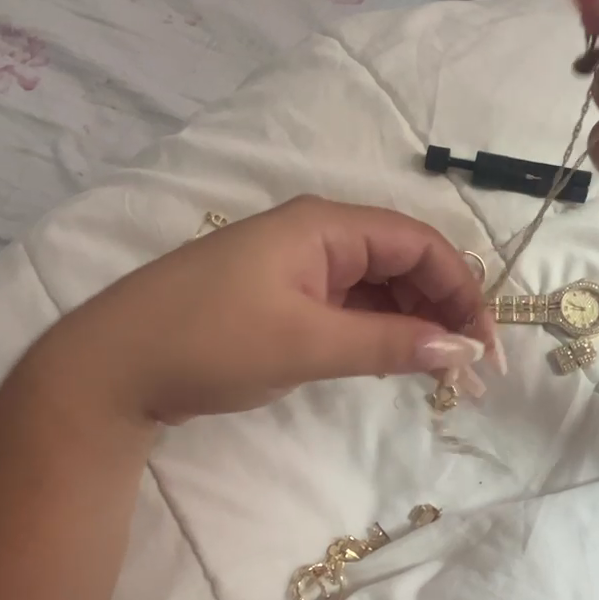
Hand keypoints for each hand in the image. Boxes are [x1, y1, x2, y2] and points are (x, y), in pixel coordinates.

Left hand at [39, 196, 493, 424]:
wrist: (113, 367)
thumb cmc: (209, 341)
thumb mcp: (306, 344)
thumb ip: (388, 344)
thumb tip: (461, 349)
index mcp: (323, 226)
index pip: (418, 243)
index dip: (462, 289)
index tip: (485, 346)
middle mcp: (315, 237)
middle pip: (401, 262)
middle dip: (442, 308)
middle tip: (469, 368)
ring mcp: (295, 270)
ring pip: (376, 288)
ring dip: (412, 324)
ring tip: (441, 372)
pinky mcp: (280, 301)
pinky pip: (347, 308)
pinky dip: (376, 333)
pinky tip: (394, 362)